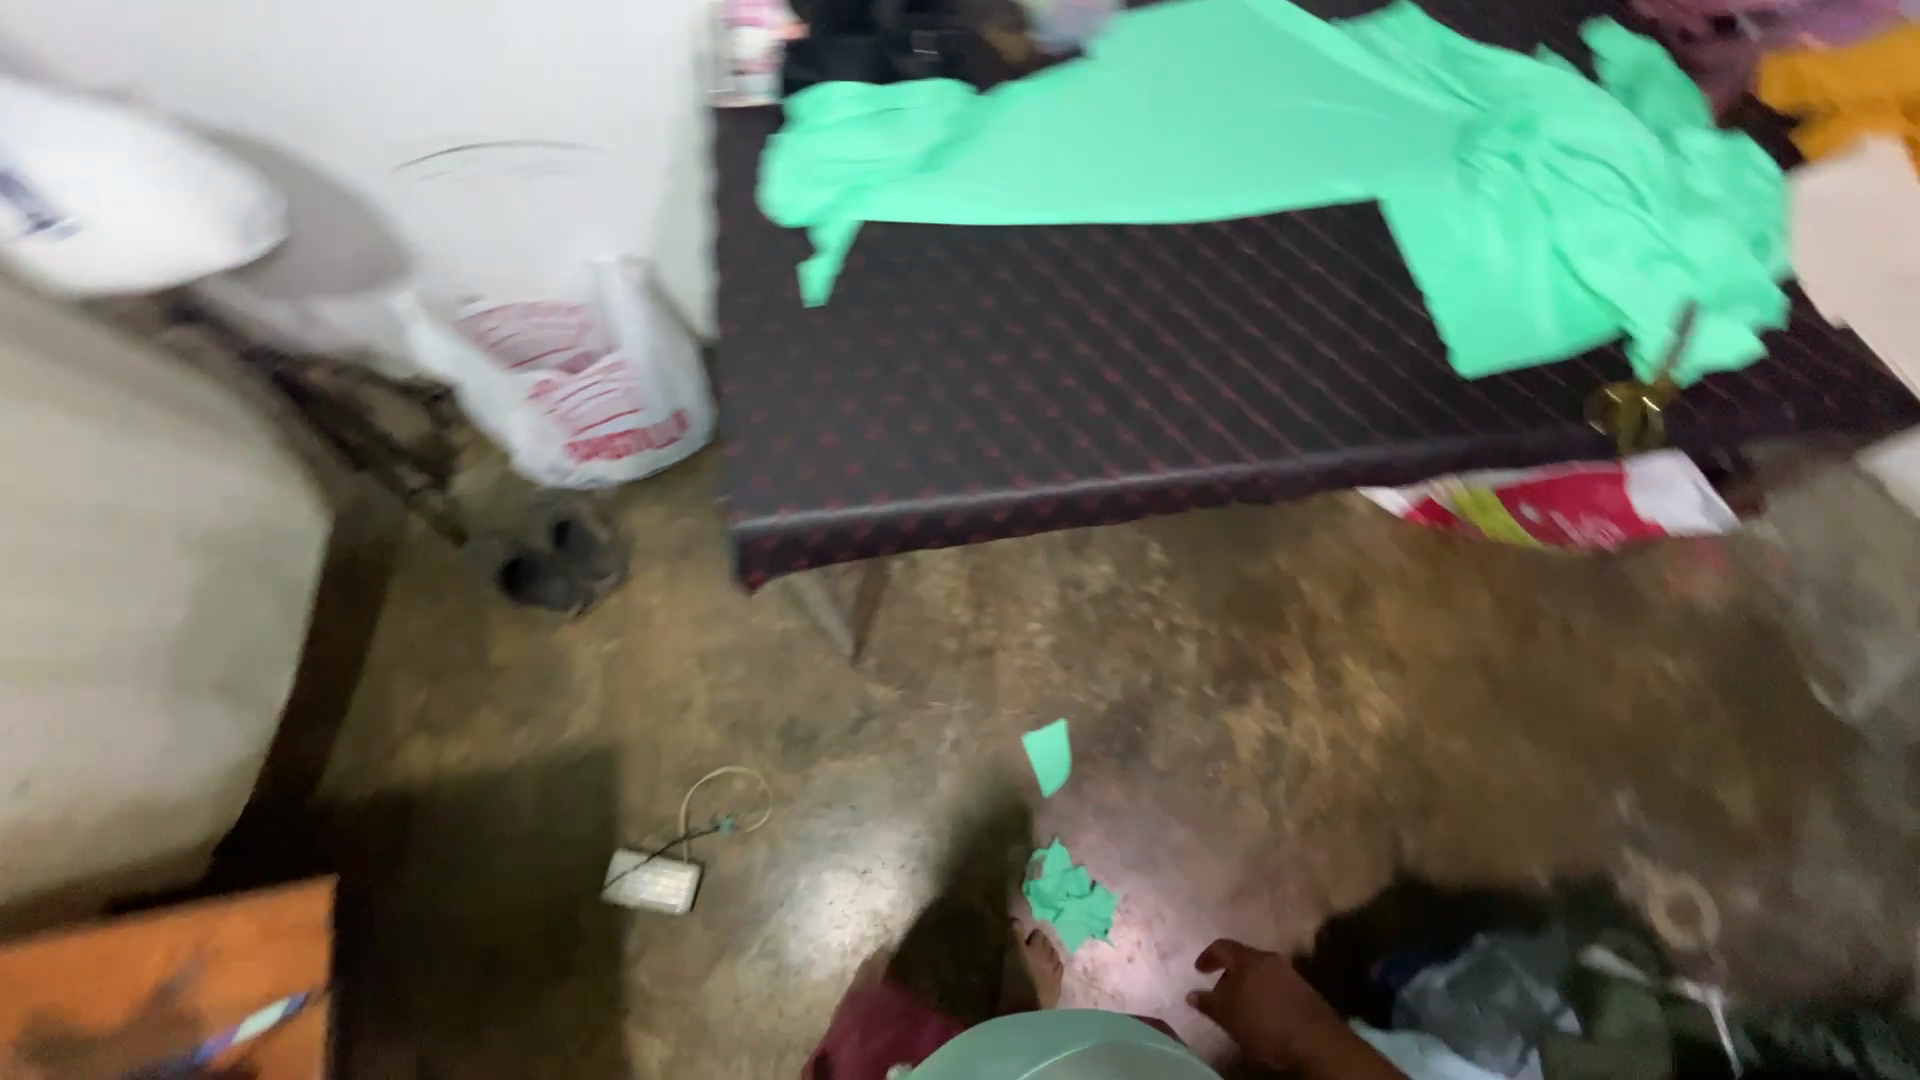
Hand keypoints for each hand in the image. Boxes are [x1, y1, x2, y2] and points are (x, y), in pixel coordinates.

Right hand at [1185, 939, 1352, 1071]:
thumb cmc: (1264, 1022)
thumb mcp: (1228, 1015)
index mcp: (1248, 958)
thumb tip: (1191, 994)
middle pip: (1244, 959)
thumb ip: (1208, 1002)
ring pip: (1262, 973)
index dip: (1208, 956)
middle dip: (1230, 974)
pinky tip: (1264, 1013)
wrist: (1316, 1041)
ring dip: (1249, 985)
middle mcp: (1269, 958)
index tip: (1199, 969)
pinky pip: (1278, 986)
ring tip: (1242, 1005)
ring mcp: (1290, 974)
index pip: (1222, 946)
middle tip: (1220, 991)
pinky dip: (1266, 995)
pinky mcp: (1306, 991)